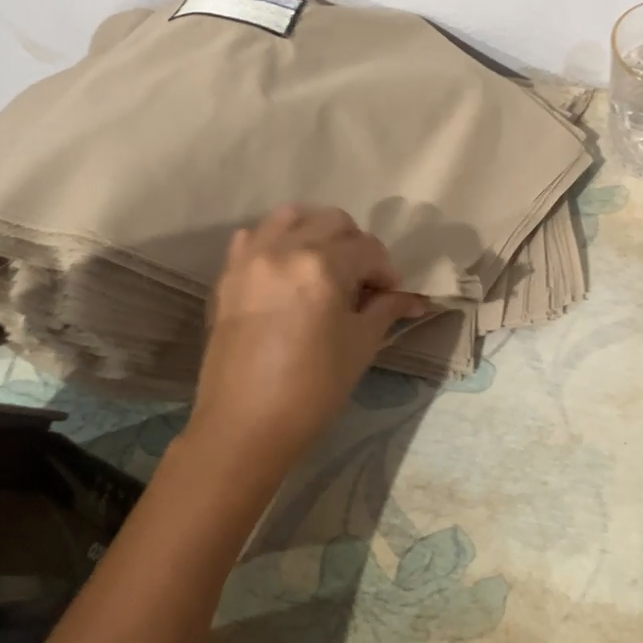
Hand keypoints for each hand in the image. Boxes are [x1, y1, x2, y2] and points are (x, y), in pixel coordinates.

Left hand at [188, 205, 424, 463]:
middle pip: (332, 222)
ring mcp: (251, 258)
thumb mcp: (360, 345)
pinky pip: (256, 237)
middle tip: (362, 281)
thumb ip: (386, 309)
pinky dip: (278, 242)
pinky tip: (289, 272)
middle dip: (355, 245)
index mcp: (322, 266)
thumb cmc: (313, 388)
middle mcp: (284, 249)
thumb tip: (414, 299)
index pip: (368, 248)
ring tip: (326, 267)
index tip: (391, 296)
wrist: (245, 425)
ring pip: (291, 217)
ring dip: (316, 232)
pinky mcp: (228, 275)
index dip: (387, 271)